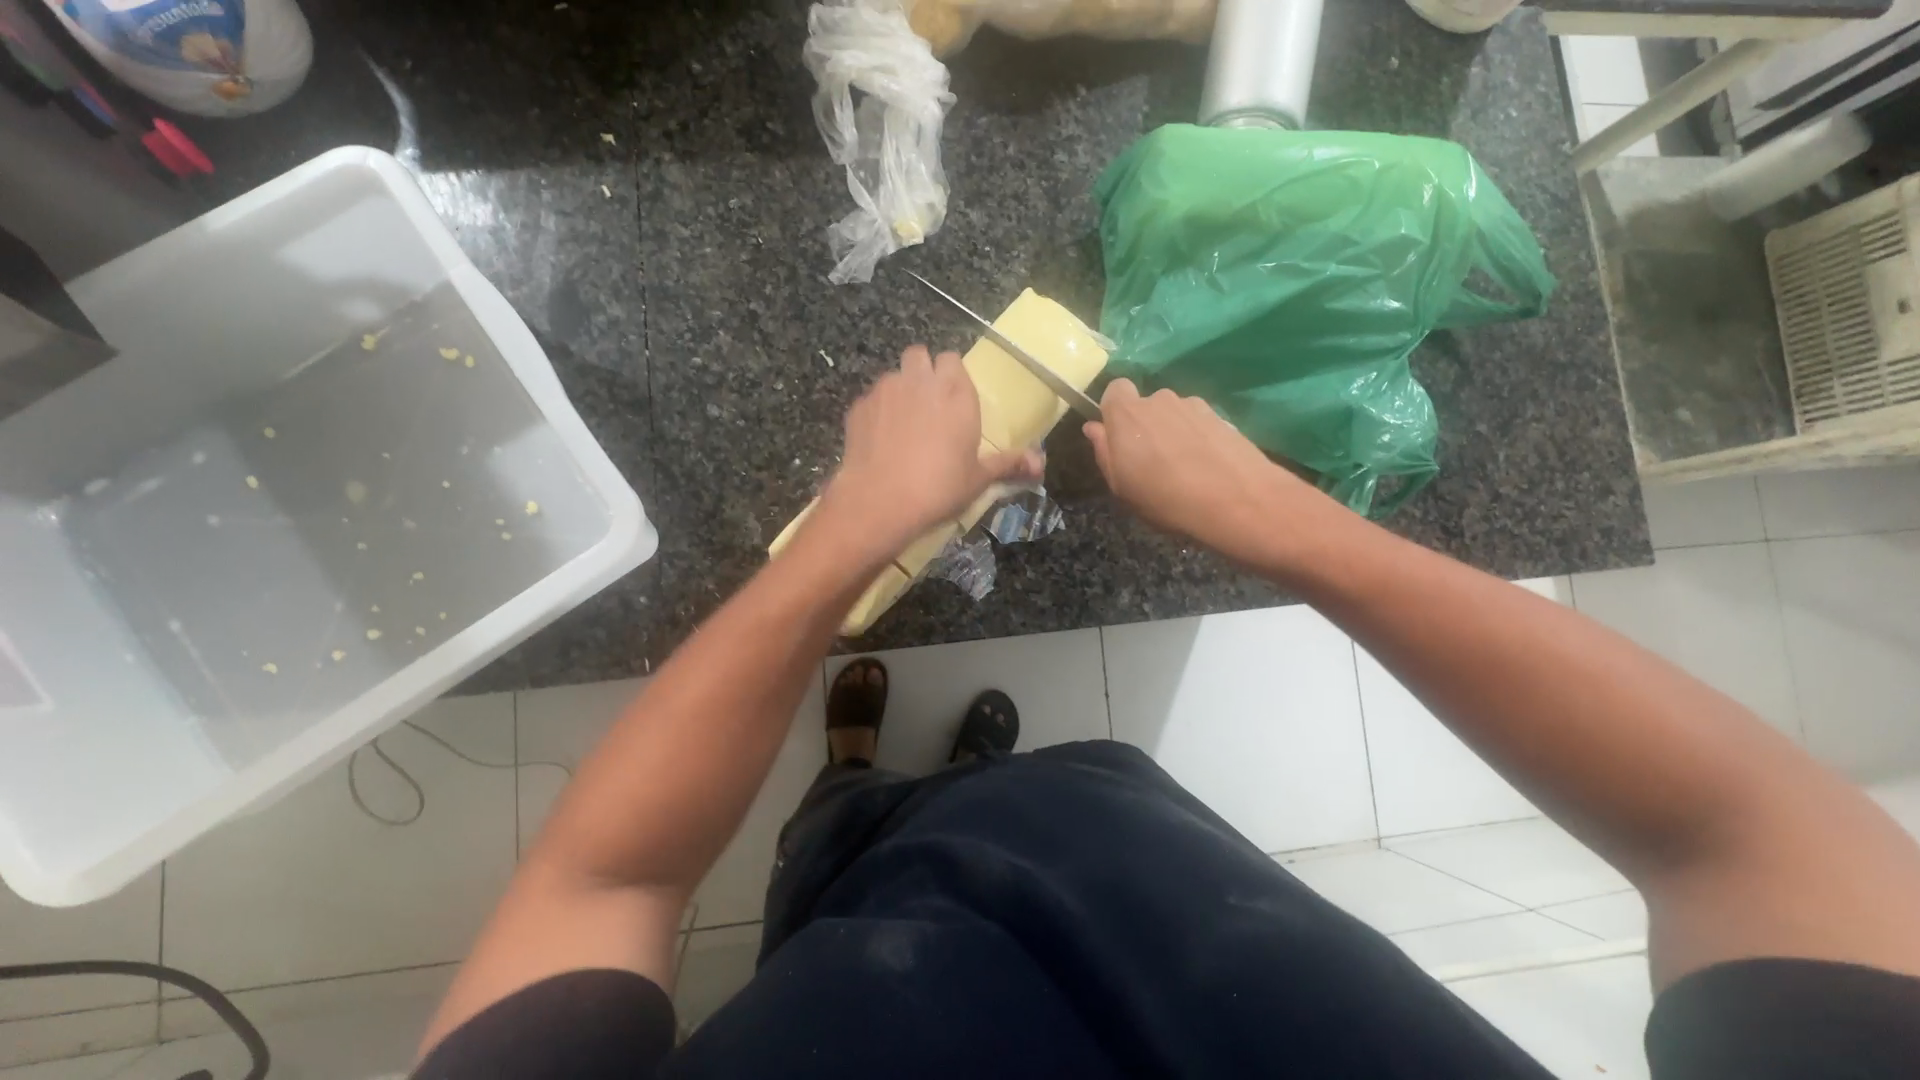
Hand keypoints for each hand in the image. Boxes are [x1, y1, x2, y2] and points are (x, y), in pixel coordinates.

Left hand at [821, 346, 1041, 557]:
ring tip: (901, 423)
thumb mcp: (978, 479)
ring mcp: (886, 390)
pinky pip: (871, 399)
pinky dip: (876, 412)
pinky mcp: (859, 406)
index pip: (953, 360)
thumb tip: (1039, 464)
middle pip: (920, 355)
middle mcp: (921, 382)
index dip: (951, 375)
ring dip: (899, 390)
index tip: (953, 398)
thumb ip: (1008, 464)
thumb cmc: (938, 488)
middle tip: (927, 402)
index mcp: (956, 393)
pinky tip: (879, 440)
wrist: (879, 501)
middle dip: (922, 371)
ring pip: (894, 375)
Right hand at [1084, 380, 1335, 569]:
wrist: (1237, 500)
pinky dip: (1198, 439)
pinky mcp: (1222, 416)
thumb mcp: (1121, 486)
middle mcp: (1159, 399)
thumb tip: (1095, 427)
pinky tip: (1207, 468)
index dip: (1115, 411)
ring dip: (1174, 432)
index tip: (1119, 439)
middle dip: (1146, 425)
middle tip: (1151, 462)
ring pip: (1174, 414)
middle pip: (1146, 404)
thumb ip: (1104, 452)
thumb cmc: (1166, 498)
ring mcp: (1194, 406)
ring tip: (1184, 469)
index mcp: (1127, 413)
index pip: (1115, 390)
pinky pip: (1199, 424)